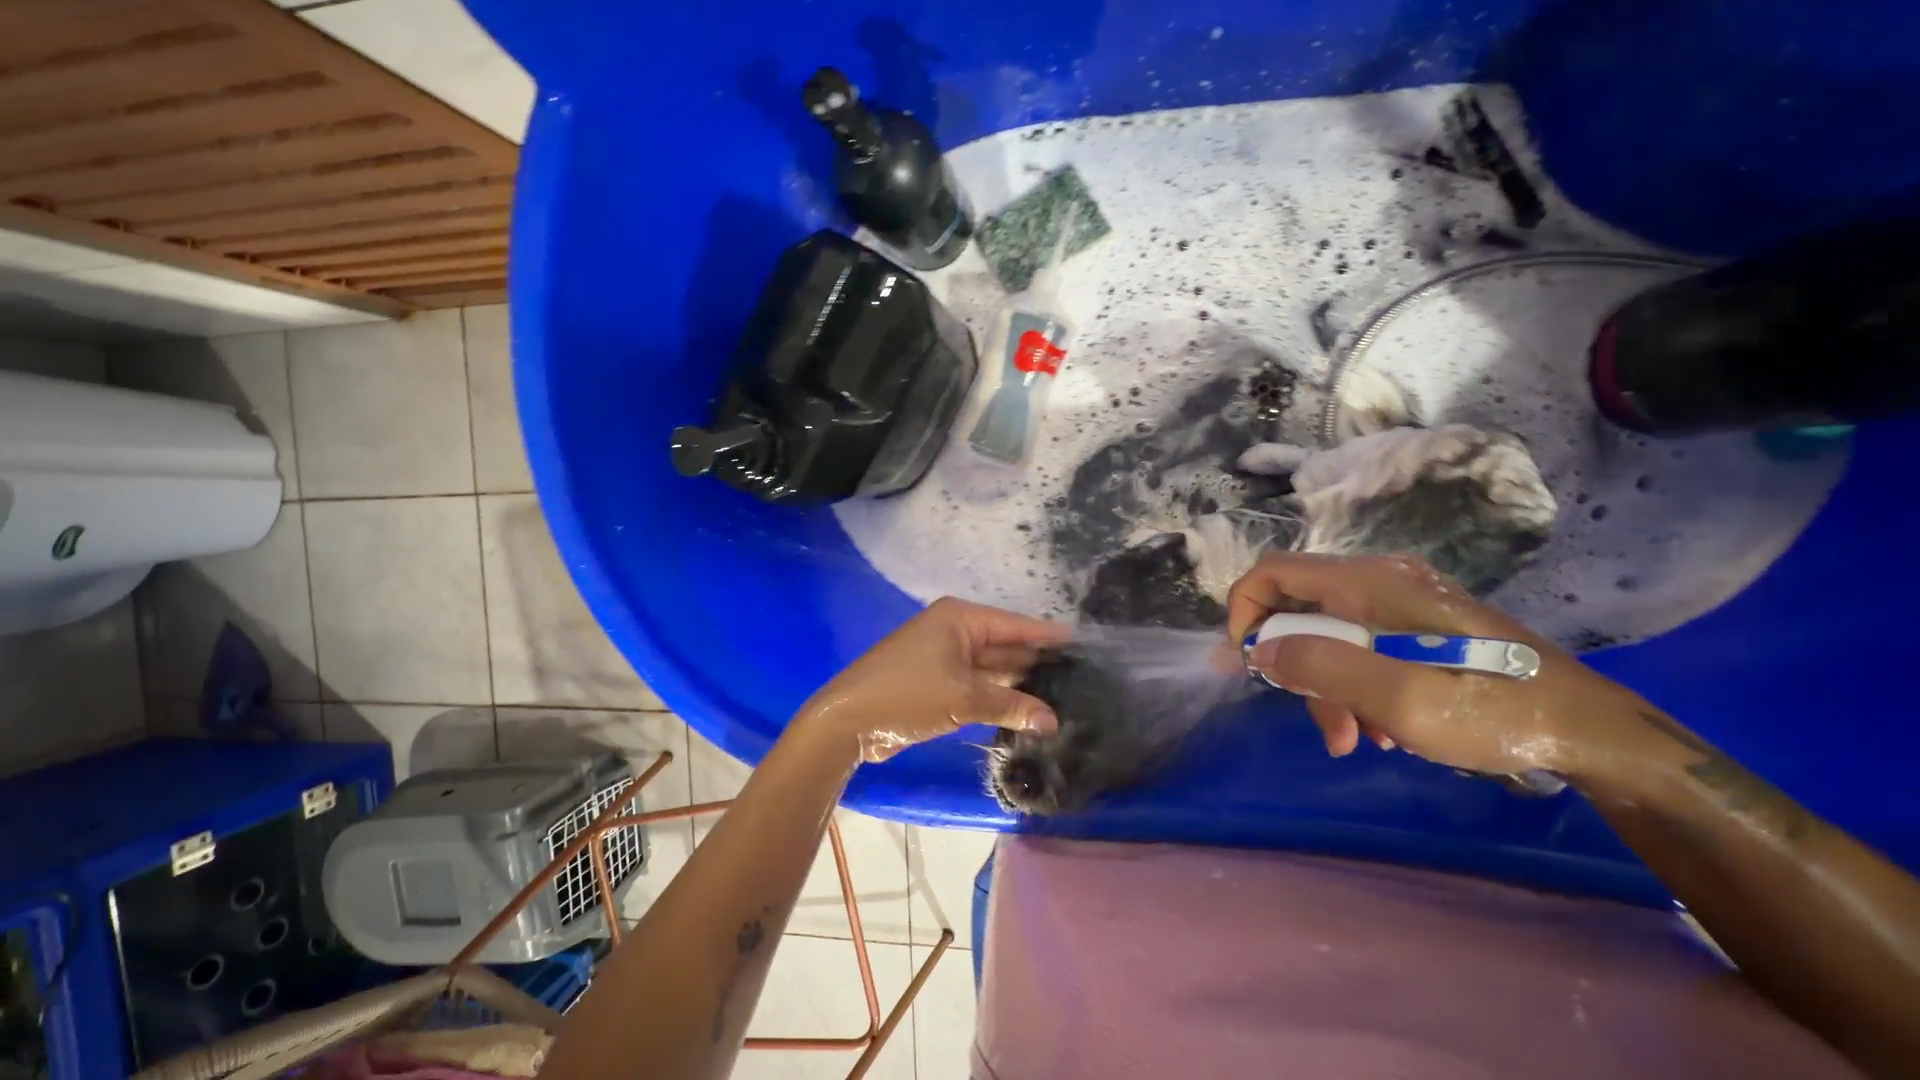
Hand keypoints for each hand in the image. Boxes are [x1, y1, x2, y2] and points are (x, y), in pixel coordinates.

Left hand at [797, 598, 1072, 762]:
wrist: (848, 721)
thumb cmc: (907, 695)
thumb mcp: (963, 699)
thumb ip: (1011, 706)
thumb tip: (1053, 720)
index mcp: (962, 619)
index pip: (1018, 626)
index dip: (1052, 638)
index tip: (1089, 647)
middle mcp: (957, 632)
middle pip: (1008, 646)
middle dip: (1040, 665)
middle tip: (1084, 682)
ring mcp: (948, 659)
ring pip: (995, 670)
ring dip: (1022, 686)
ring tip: (1067, 700)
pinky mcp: (940, 685)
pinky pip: (980, 688)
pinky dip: (1001, 700)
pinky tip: (1031, 714)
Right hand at [1228, 552, 1639, 775]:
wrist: (1588, 728)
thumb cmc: (1490, 710)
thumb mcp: (1396, 696)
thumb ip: (1320, 667)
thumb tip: (1258, 650)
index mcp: (1372, 584)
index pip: (1275, 573)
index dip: (1246, 611)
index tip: (1246, 665)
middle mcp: (1383, 581)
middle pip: (1304, 612)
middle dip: (1299, 671)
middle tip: (1329, 730)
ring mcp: (1407, 604)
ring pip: (1333, 638)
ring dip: (1331, 691)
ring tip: (1362, 740)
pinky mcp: (1426, 628)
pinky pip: (1366, 649)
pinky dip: (1361, 687)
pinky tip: (1388, 728)